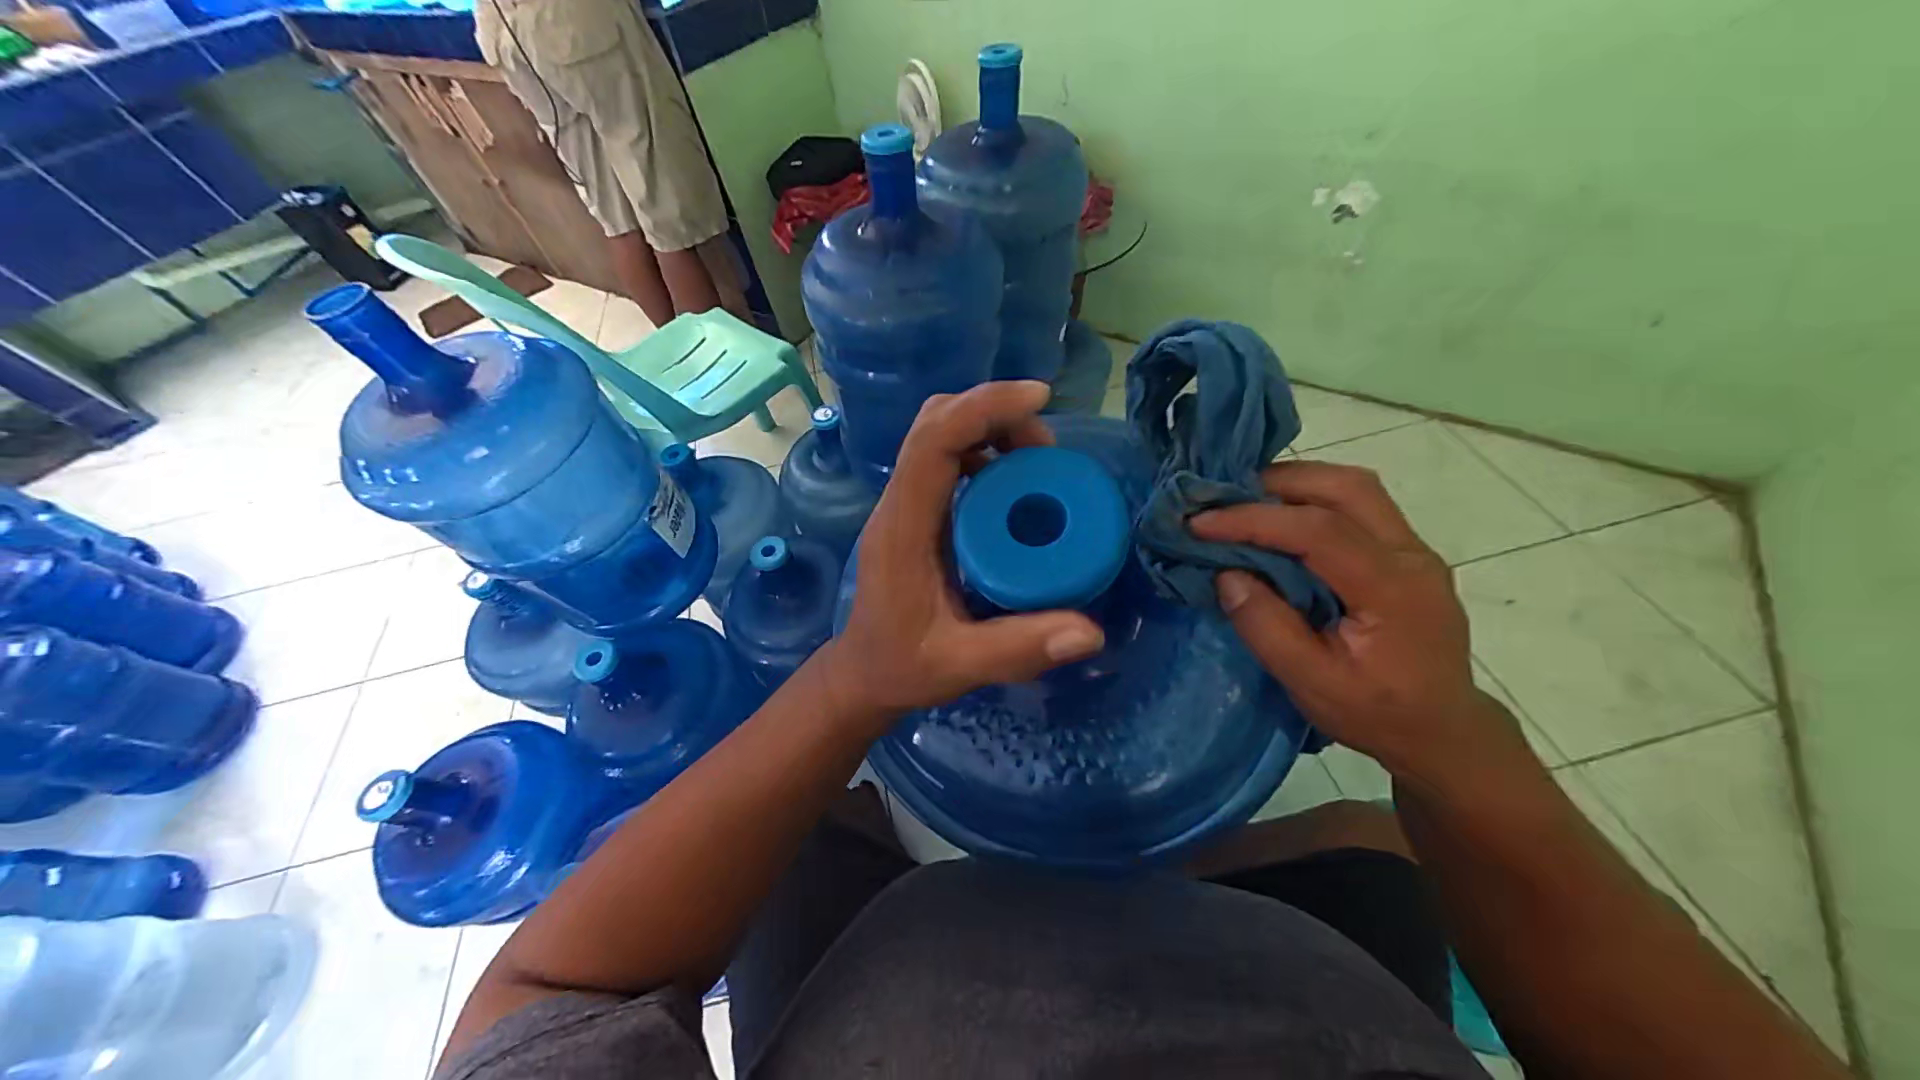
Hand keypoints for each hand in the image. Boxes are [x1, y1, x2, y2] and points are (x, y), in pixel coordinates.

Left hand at [822, 381, 1104, 723]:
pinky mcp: (916, 512)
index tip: (1038, 399)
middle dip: (992, 412)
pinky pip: (945, 457)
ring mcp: (905, 505)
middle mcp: (899, 505)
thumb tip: (1090, 632)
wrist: (863, 672)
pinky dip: (983, 448)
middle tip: (1046, 447)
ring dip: (989, 426)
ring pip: (938, 433)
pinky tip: (1016, 480)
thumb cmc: (902, 667)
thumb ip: (1019, 649)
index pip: (932, 443)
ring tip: (1039, 459)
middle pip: (933, 422)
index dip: (982, 408)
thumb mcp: (959, 666)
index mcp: (903, 530)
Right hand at [1188, 462, 1517, 776]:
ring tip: (1244, 502)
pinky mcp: (1405, 554)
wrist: (1443, 732)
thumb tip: (1226, 574)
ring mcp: (1414, 550)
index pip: (1320, 529)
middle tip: (1221, 500)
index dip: (1254, 519)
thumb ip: (1266, 627)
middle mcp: (1412, 555)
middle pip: (1346, 487)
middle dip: (1276, 482)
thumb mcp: (1311, 685)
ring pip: (1355, 488)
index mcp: (1393, 589)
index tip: (1200, 524)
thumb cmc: (1376, 714)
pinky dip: (1311, 499)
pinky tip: (1279, 518)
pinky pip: (1358, 505)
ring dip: (1295, 485)